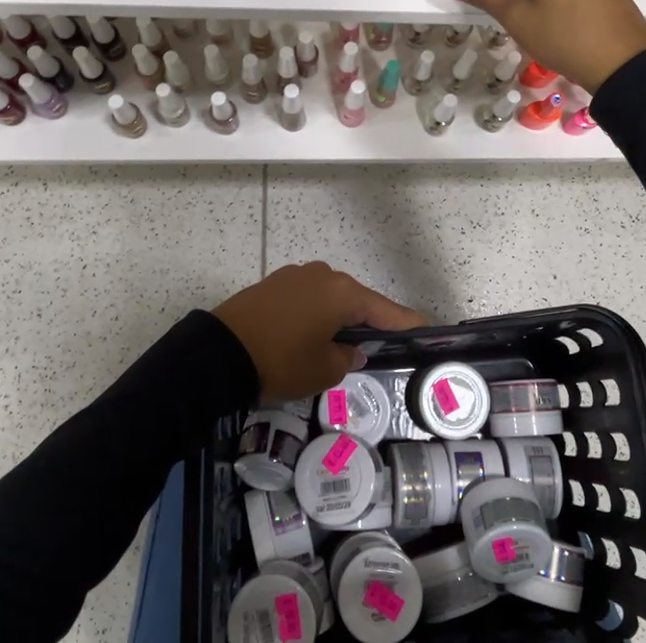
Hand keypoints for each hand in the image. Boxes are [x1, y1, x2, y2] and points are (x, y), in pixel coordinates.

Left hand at [213, 262, 425, 402]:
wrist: (219, 353)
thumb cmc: (281, 361)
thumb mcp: (323, 370)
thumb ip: (347, 357)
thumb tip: (350, 348)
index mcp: (343, 293)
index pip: (387, 310)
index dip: (407, 324)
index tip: (426, 331)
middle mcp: (324, 275)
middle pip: (358, 300)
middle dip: (369, 322)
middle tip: (381, 346)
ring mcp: (296, 275)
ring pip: (330, 298)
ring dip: (339, 318)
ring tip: (342, 344)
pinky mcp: (274, 284)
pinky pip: (308, 299)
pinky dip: (316, 314)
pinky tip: (313, 334)